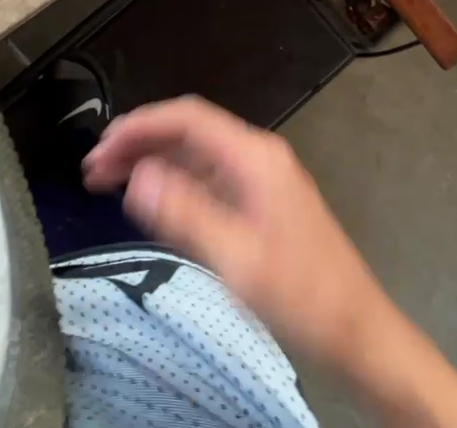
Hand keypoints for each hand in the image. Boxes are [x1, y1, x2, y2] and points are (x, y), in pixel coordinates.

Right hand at [81, 96, 385, 361]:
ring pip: (193, 154)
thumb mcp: (237, 258)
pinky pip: (205, 176)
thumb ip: (183, 213)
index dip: (140, 125)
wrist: (361, 337)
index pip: (187, 118)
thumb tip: (136, 177)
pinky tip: (148, 198)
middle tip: (95, 168)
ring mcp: (259, 179)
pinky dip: (171, 181)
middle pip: (187, 132)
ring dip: (150, 161)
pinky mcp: (259, 202)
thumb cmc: (304, 298)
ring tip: (108, 180)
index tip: (102, 145)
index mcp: (255, 158)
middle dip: (138, 143)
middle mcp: (257, 157)